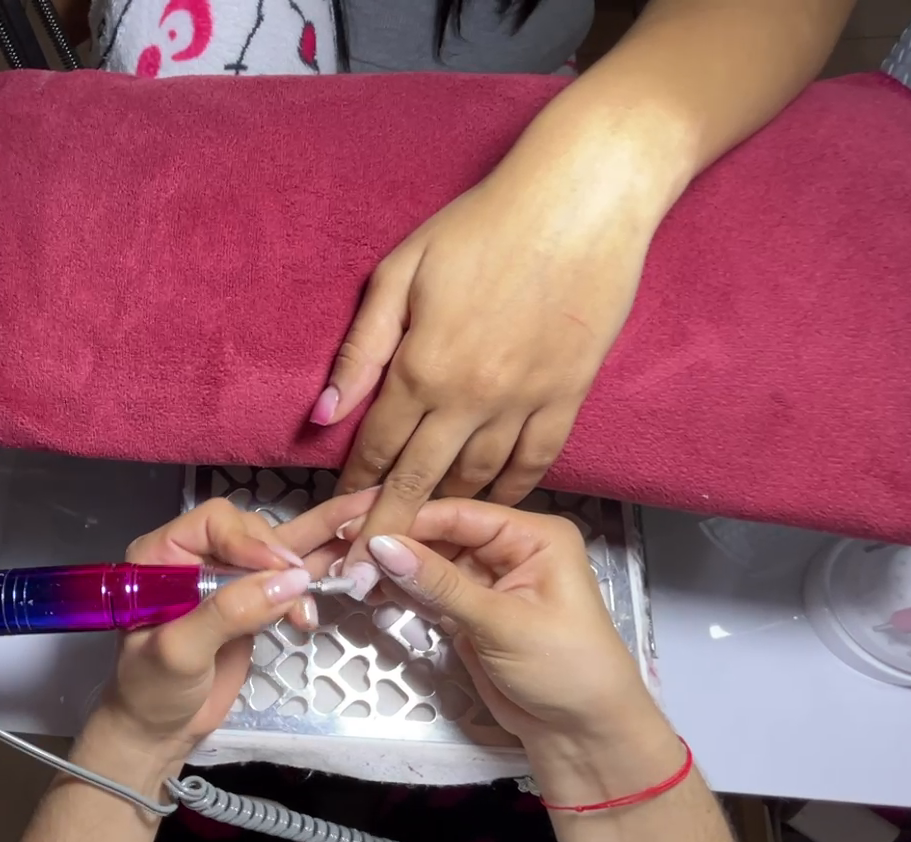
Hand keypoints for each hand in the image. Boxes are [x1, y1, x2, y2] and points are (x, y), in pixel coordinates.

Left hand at [88, 490, 381, 770]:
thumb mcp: (181, 651)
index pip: (213, 523)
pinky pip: (281, 580)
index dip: (248, 540)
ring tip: (324, 589)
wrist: (157, 730)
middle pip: (249, 531)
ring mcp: (222, 579)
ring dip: (302, 564)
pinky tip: (315, 605)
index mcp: (161, 556)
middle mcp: (193, 558)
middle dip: (278, 557)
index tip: (276, 572)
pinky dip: (304, 586)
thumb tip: (289, 582)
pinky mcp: (246, 602)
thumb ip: (229, 612)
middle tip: (300, 591)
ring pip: (271, 551)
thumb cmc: (152, 690)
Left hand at [320, 161, 660, 595]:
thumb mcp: (400, 274)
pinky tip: (489, 510)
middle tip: (366, 578)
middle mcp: (468, 400)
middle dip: (385, 533)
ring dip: (443, 518)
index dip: (351, 493)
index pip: (374, 451)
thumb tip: (325, 414)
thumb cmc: (480, 226)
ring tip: (420, 552)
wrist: (586, 195)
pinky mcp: (568, 396)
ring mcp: (523, 403)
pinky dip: (508, 491)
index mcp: (421, 370)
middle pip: (416, 483)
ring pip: (475, 480)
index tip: (337, 529)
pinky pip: (535, 462)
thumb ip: (361, 351)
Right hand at [359, 499, 659, 750]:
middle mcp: (507, 548)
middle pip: (437, 534)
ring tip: (349, 574)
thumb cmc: (565, 669)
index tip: (356, 529)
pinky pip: (425, 589)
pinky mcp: (466, 608)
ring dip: (391, 570)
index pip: (457, 514)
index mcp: (532, 535)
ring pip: (426, 561)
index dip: (406, 520)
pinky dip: (400, 592)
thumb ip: (439, 583)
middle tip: (345, 555)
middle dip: (394, 546)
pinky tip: (370, 591)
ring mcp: (484, 579)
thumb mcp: (502, 621)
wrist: (581, 733)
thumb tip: (381, 546)